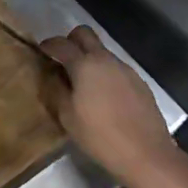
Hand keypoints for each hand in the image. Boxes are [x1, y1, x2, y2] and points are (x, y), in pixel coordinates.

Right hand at [40, 27, 181, 187]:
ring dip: (89, 59)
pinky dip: (105, 74)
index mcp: (85, 65)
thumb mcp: (68, 118)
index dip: (48, 45)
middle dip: (70, 41)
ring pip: (102, 51)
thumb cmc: (101, 137)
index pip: (61, 44)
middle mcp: (105, 59)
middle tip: (62, 61)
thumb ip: (56, 91)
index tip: (41, 52)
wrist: (146, 153)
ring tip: (83, 85)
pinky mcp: (138, 80)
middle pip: (84, 34)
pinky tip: (105, 98)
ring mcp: (125, 68)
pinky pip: (115, 68)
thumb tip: (52, 75)